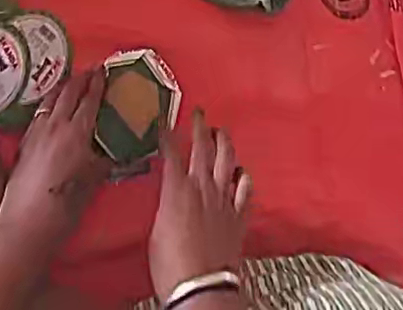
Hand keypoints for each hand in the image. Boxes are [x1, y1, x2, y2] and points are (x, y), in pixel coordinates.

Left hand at [0, 68, 110, 250]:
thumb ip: (103, 160)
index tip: (104, 69)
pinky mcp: (24, 143)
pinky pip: (39, 112)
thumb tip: (115, 149)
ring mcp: (37, 132)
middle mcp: (56, 126)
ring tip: (71, 81)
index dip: (98, 82)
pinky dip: (49, 102)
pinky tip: (51, 107)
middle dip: (81, 78)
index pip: (90, 99)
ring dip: (63, 86)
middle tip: (91, 69)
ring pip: (51, 98)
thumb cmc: (63, 208)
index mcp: (77, 132)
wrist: (25, 227)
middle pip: (69, 92)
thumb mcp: (92, 182)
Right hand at [149, 110, 252, 300]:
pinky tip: (240, 171)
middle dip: (199, 126)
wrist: (201, 289)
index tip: (164, 122)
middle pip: (202, 146)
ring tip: (220, 131)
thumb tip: (169, 196)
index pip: (171, 152)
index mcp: (177, 189)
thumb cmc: (171, 266)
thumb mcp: (157, 230)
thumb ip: (166, 204)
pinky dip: (242, 175)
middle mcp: (202, 186)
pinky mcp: (238, 214)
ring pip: (226, 158)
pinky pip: (245, 187)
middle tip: (199, 113)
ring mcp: (223, 198)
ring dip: (223, 141)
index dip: (167, 135)